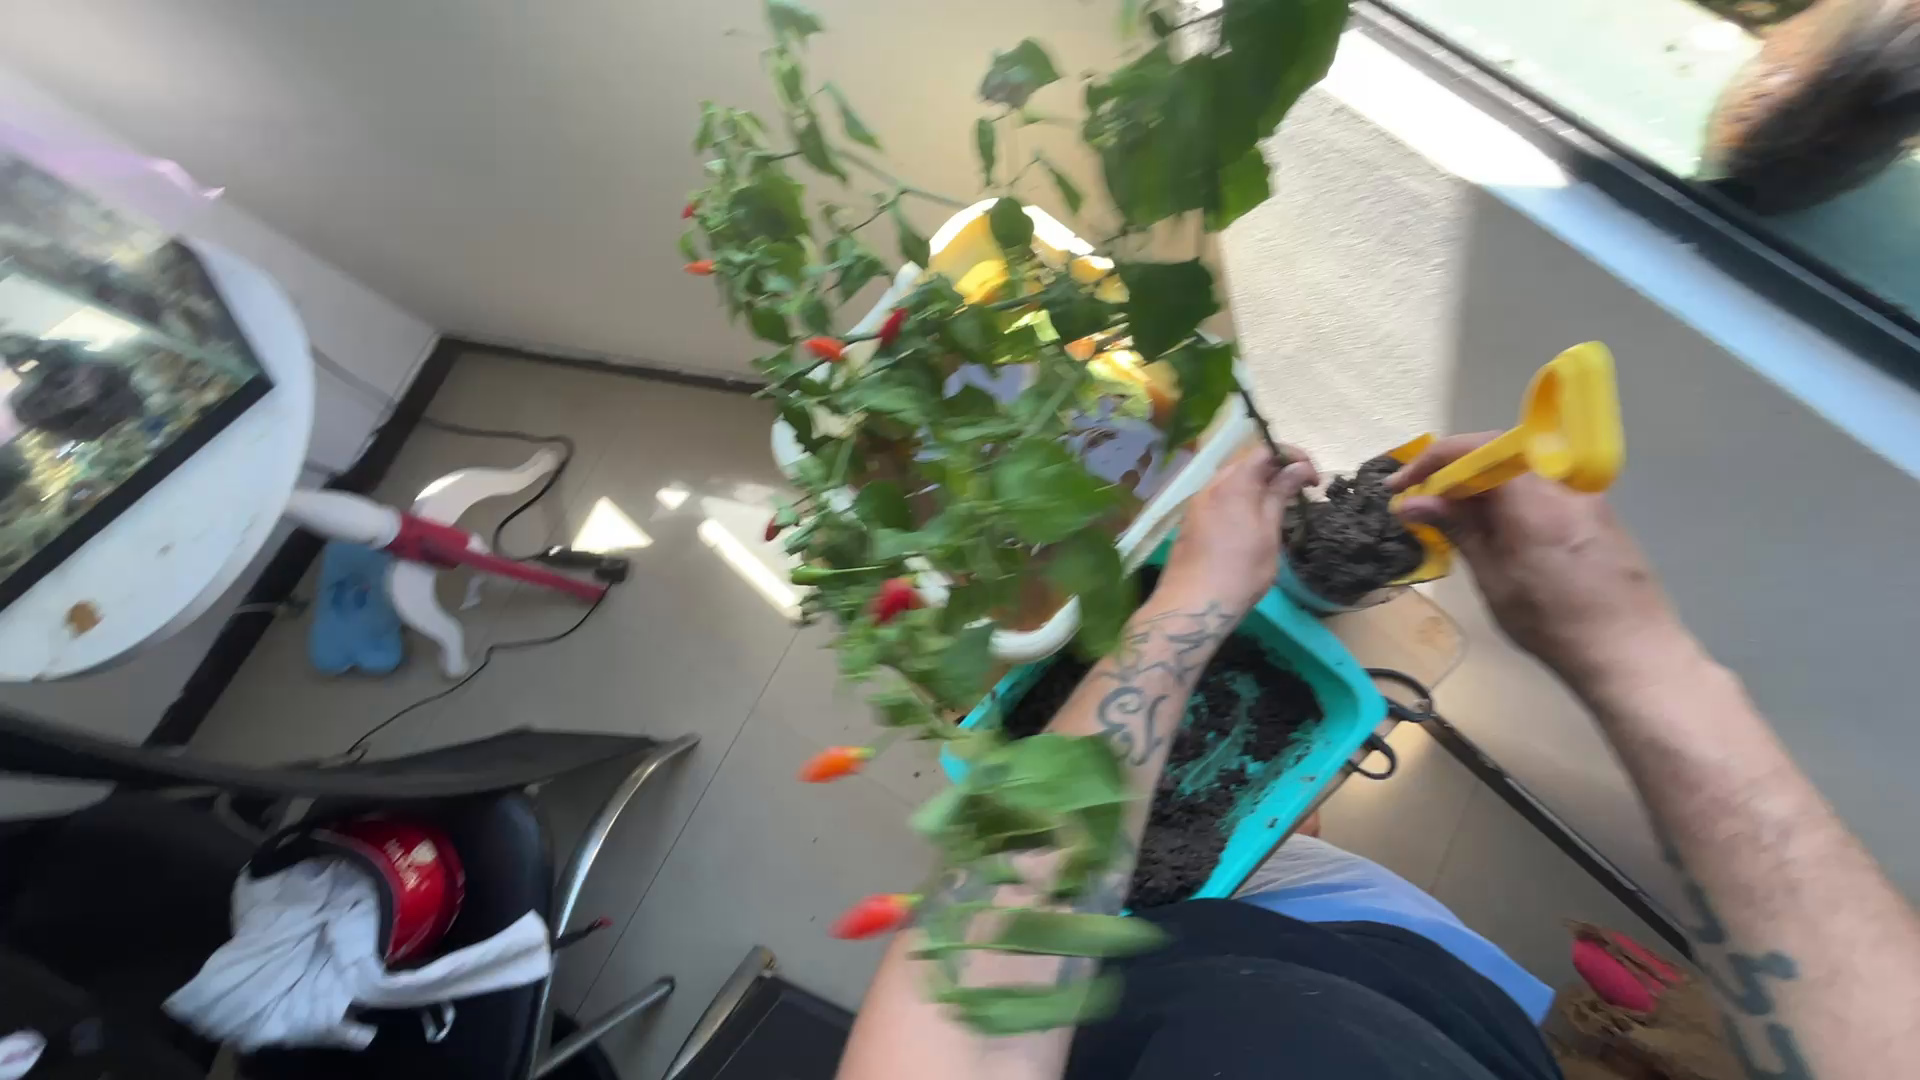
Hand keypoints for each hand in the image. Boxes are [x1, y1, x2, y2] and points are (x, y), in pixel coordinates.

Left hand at [1159, 442, 1318, 615]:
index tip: (1313, 477)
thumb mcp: (1268, 532)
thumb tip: (1299, 467)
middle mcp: (1209, 488)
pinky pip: (1218, 498)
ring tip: (1280, 505)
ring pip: (1230, 481)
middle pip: (1245, 463)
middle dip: (1276, 469)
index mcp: (1232, 485)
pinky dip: (1240, 499)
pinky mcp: (1191, 522)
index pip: (1263, 450)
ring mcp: (1196, 505)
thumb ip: (1280, 495)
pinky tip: (1253, 520)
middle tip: (1300, 490)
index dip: (1291, 456)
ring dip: (1257, 485)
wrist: (1193, 604)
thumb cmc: (1240, 571)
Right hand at [1389, 433, 1694, 690]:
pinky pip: (1535, 491)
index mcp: (1534, 502)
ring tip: (1446, 518)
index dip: (1431, 460)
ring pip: (1516, 474)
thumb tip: (1412, 502)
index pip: (1477, 450)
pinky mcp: (1593, 516)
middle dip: (1449, 471)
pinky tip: (1488, 530)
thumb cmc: (1551, 622)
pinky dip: (1501, 499)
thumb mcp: (1492, 577)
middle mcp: (1562, 489)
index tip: (1399, 487)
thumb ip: (1457, 529)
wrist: (1631, 653)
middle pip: (1496, 456)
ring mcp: (1583, 500)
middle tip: (1417, 501)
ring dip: (1474, 487)